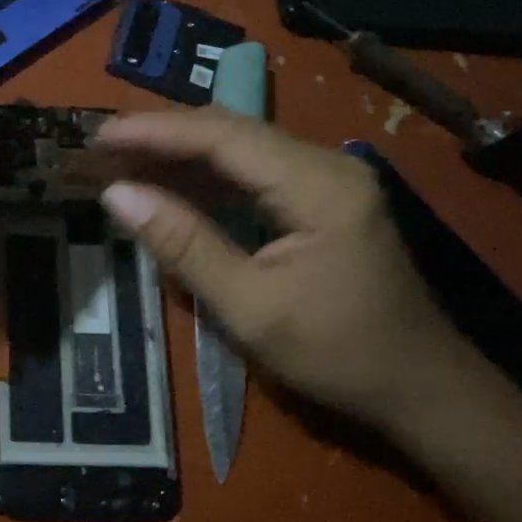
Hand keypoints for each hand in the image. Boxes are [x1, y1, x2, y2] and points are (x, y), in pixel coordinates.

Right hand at [93, 109, 466, 428]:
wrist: (423, 390)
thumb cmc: (339, 354)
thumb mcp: (250, 308)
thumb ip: (183, 244)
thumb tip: (115, 195)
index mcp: (317, 185)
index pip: (221, 136)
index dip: (155, 131)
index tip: (98, 138)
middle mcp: (325, 165)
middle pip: (229, 131)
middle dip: (160, 136)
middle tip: (99, 151)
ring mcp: (325, 178)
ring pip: (237, 147)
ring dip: (178, 154)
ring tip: (119, 164)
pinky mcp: (319, 197)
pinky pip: (250, 171)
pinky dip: (203, 175)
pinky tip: (166, 185)